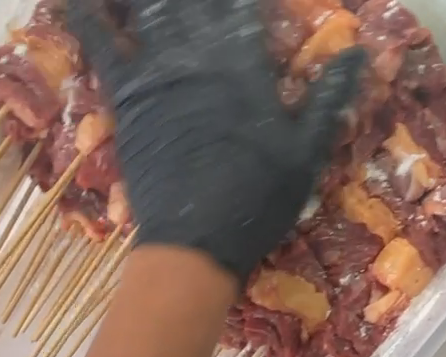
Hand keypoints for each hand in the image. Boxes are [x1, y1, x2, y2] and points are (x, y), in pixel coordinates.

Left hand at [70, 0, 364, 281]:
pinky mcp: (126, 98)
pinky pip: (100, 43)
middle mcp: (200, 53)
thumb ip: (328, 99)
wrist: (196, 245)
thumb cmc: (256, 204)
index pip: (243, 3)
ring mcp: (158, 72)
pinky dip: (86, 13)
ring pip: (145, 5)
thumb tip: (359, 51)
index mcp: (246, 63)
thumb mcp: (304, 156)